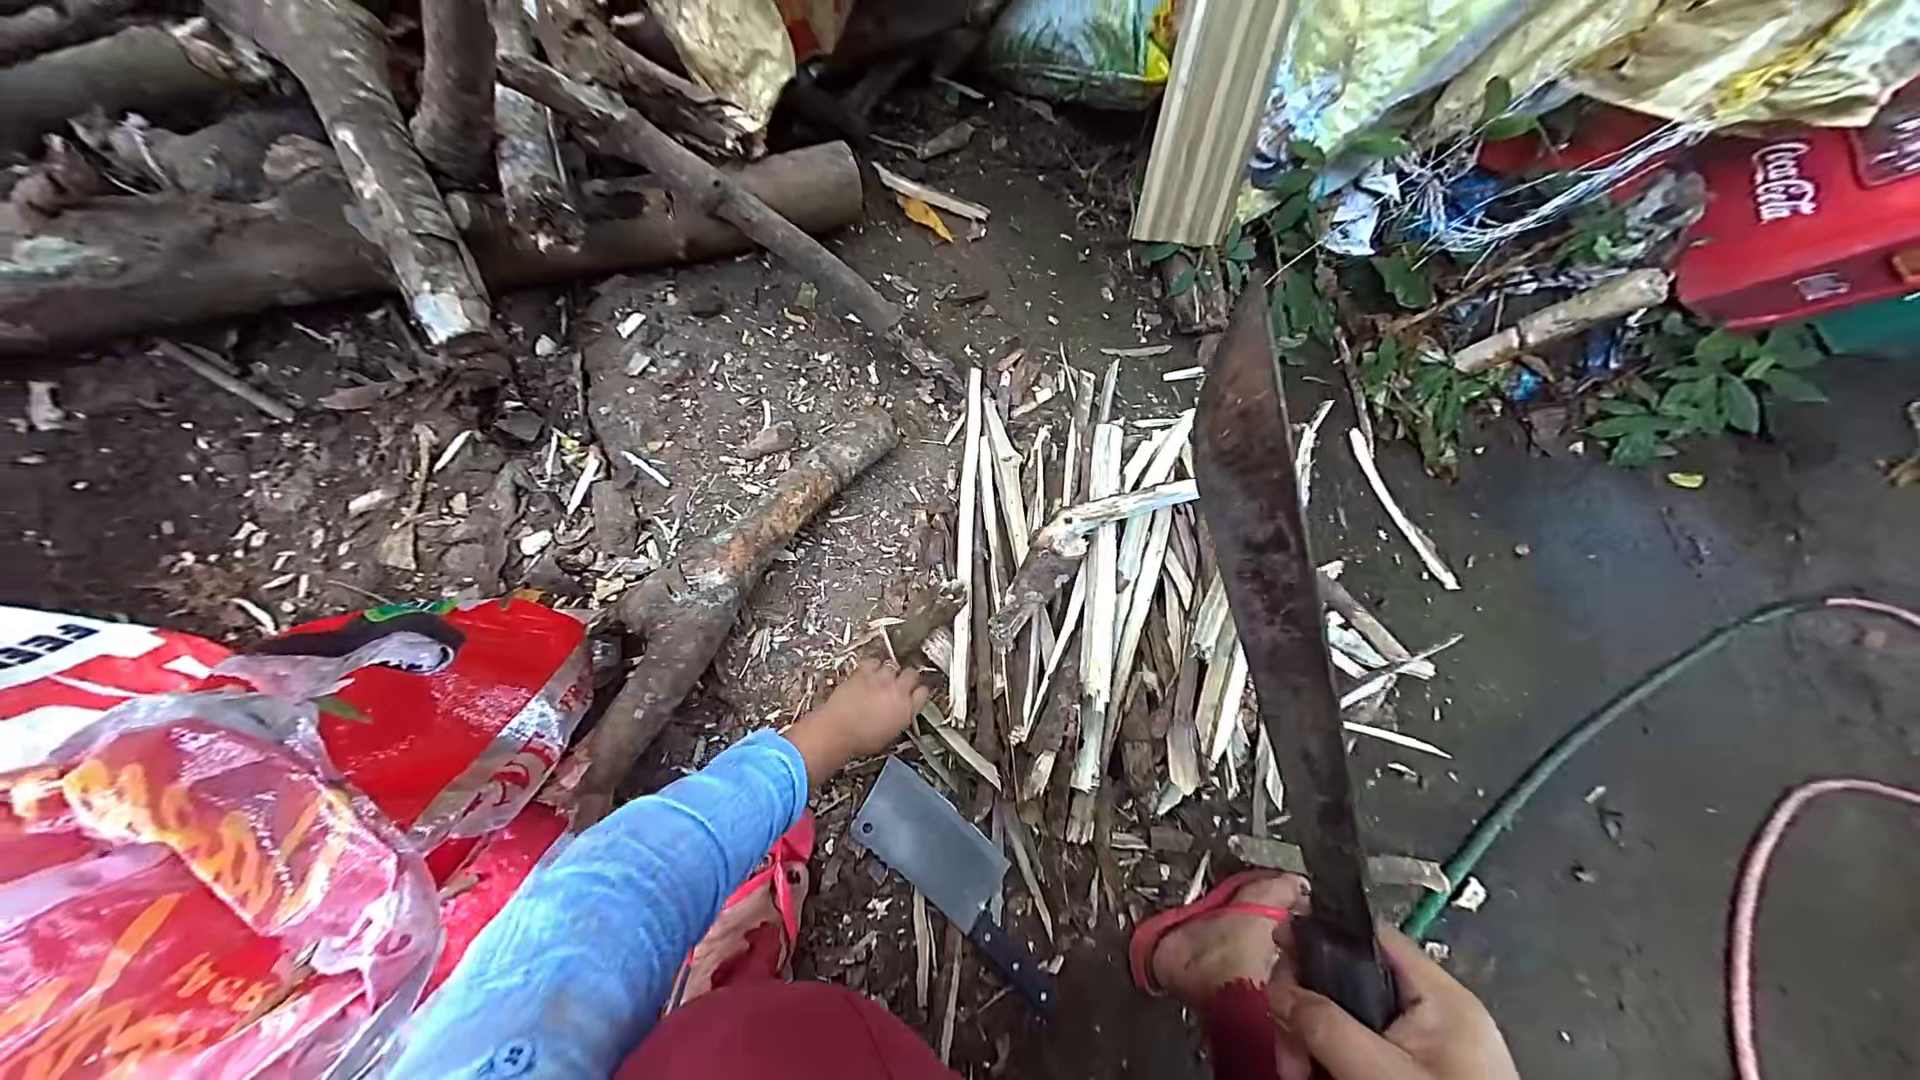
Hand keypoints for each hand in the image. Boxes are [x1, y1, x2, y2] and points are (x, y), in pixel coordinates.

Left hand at [782, 659, 929, 786]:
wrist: (838, 731)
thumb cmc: (860, 738)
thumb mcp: (889, 734)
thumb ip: (899, 718)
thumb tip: (898, 714)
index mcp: (907, 709)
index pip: (923, 693)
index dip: (919, 691)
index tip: (916, 692)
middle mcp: (897, 691)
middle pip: (912, 674)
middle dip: (908, 676)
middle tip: (902, 681)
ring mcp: (881, 679)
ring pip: (893, 665)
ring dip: (890, 671)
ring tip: (884, 677)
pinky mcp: (864, 673)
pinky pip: (873, 662)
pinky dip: (873, 665)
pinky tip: (870, 670)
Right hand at [1267, 923, 1517, 1079]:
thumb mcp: (1382, 1073)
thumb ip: (1325, 1024)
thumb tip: (1275, 989)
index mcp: (1440, 997)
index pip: (1366, 933)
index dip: (1317, 932)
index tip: (1278, 949)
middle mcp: (1433, 1014)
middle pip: (1345, 976)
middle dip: (1304, 1003)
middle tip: (1284, 1039)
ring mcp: (1424, 1048)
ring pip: (1346, 1015)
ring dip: (1310, 1036)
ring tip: (1295, 1070)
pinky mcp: (1415, 1074)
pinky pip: (1359, 1047)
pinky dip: (1330, 1058)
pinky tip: (1315, 1074)